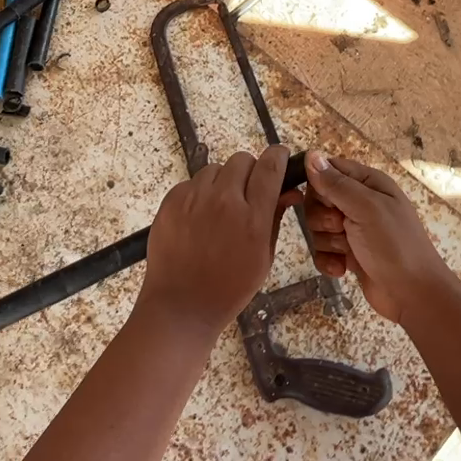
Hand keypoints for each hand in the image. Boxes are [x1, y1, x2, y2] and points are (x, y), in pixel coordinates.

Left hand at [137, 145, 295, 334]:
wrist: (181, 304)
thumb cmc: (229, 287)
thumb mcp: (263, 257)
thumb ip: (274, 217)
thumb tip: (289, 190)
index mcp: (252, 218)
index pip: (270, 167)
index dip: (277, 156)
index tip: (279, 156)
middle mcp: (224, 200)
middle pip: (242, 159)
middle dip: (249, 171)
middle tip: (247, 192)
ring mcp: (194, 198)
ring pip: (215, 169)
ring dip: (222, 182)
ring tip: (219, 209)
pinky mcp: (171, 200)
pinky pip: (191, 183)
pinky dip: (198, 194)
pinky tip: (198, 219)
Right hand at [303, 150, 456, 323]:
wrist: (414, 295)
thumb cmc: (394, 245)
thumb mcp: (366, 208)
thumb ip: (336, 183)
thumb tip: (311, 154)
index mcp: (368, 183)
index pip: (328, 169)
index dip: (319, 184)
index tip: (326, 201)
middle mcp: (359, 202)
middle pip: (317, 199)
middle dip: (323, 217)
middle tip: (341, 227)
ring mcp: (352, 229)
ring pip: (317, 226)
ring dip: (328, 241)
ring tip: (348, 251)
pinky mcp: (347, 253)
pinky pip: (322, 250)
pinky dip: (328, 260)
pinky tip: (342, 269)